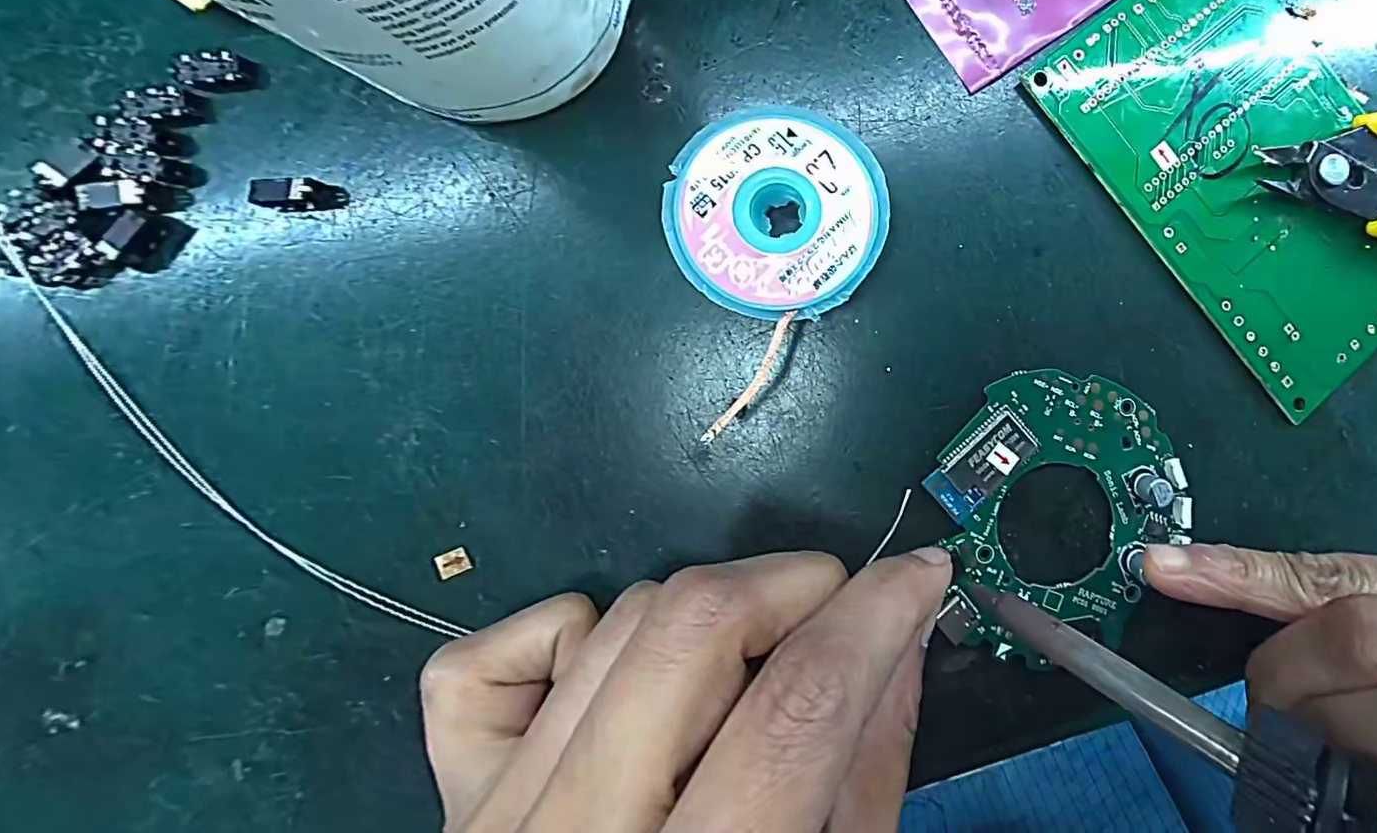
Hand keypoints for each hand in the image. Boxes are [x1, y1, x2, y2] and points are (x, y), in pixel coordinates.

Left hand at [419, 548, 951, 831]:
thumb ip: (870, 763)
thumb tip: (898, 630)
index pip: (800, 704)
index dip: (877, 613)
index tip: (921, 569)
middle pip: (692, 626)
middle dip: (790, 584)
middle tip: (836, 608)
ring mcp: (494, 820)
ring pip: (621, 620)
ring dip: (714, 607)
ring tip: (752, 656)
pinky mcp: (454, 801)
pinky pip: (490, 661)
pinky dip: (570, 634)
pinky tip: (622, 683)